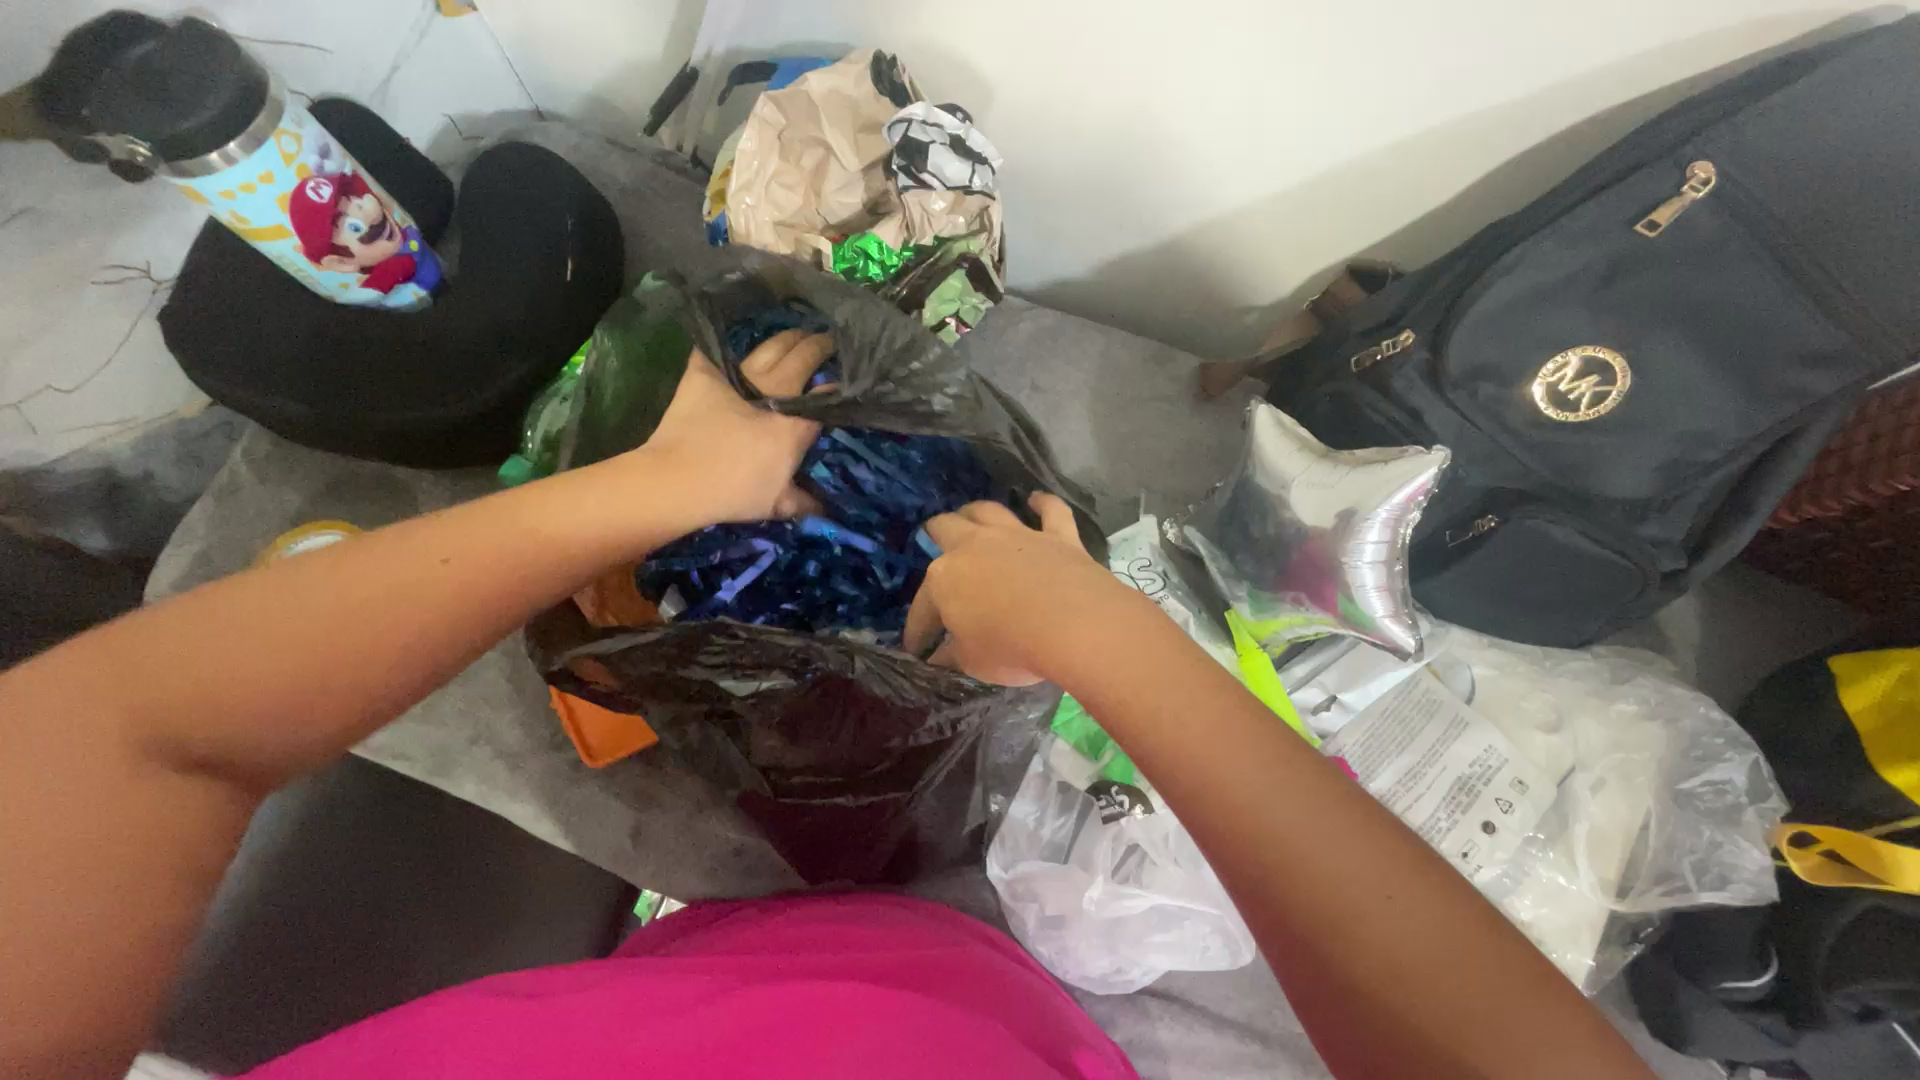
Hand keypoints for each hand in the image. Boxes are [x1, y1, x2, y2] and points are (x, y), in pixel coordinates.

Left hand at [636, 330, 834, 527]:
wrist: (677, 481)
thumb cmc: (733, 492)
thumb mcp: (778, 503)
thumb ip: (806, 502)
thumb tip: (825, 508)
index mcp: (795, 421)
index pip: (827, 393)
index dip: (837, 386)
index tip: (841, 382)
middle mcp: (773, 389)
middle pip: (804, 355)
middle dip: (821, 346)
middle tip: (828, 342)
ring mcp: (738, 376)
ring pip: (772, 345)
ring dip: (789, 339)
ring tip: (797, 336)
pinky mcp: (704, 372)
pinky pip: (720, 348)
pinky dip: (730, 343)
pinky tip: (737, 341)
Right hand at [904, 493, 1150, 685]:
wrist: (1074, 625)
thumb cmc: (1011, 647)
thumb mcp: (972, 662)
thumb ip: (952, 656)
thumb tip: (939, 658)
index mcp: (944, 579)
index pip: (923, 606)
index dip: (918, 629)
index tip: (919, 649)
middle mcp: (975, 546)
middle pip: (946, 528)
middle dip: (936, 535)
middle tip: (934, 542)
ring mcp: (1018, 536)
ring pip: (988, 511)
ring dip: (976, 512)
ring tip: (970, 515)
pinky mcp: (1058, 536)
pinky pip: (1051, 510)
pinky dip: (1043, 503)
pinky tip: (1037, 499)